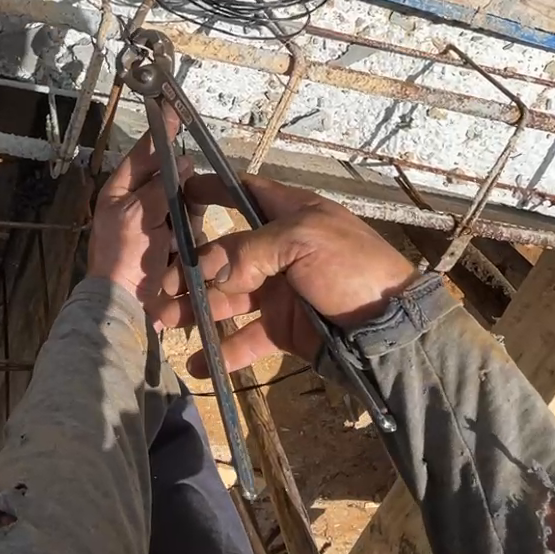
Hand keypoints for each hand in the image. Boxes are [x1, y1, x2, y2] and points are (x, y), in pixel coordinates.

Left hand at [88, 108, 189, 302]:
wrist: (126, 305)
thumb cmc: (125, 256)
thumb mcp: (138, 214)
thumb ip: (161, 186)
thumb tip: (181, 163)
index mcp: (118, 192)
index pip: (142, 155)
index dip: (158, 136)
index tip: (174, 112)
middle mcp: (135, 205)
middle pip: (169, 180)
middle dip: (179, 192)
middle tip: (181, 208)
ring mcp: (153, 227)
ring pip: (183, 205)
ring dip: (185, 220)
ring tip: (174, 241)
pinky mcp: (169, 247)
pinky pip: (189, 230)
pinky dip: (189, 238)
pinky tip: (181, 252)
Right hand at [152, 174, 417, 377]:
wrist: (395, 334)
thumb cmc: (353, 268)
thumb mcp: (304, 241)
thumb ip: (250, 249)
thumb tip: (204, 267)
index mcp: (290, 214)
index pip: (243, 193)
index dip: (212, 190)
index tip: (178, 192)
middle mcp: (279, 250)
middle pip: (223, 254)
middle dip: (189, 268)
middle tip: (159, 287)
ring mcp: (279, 290)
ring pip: (226, 297)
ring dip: (195, 308)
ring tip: (166, 322)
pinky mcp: (283, 328)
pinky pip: (245, 338)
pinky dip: (222, 351)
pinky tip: (199, 363)